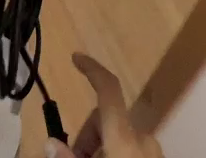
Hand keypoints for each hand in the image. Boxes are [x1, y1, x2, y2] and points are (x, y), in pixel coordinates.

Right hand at [50, 54, 164, 157]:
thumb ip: (68, 156)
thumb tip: (51, 143)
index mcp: (125, 135)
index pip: (109, 88)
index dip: (92, 68)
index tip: (76, 57)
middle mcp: (143, 136)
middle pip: (107, 118)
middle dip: (88, 134)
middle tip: (75, 157)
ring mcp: (155, 150)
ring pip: (119, 135)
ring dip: (102, 146)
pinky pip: (132, 148)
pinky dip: (118, 153)